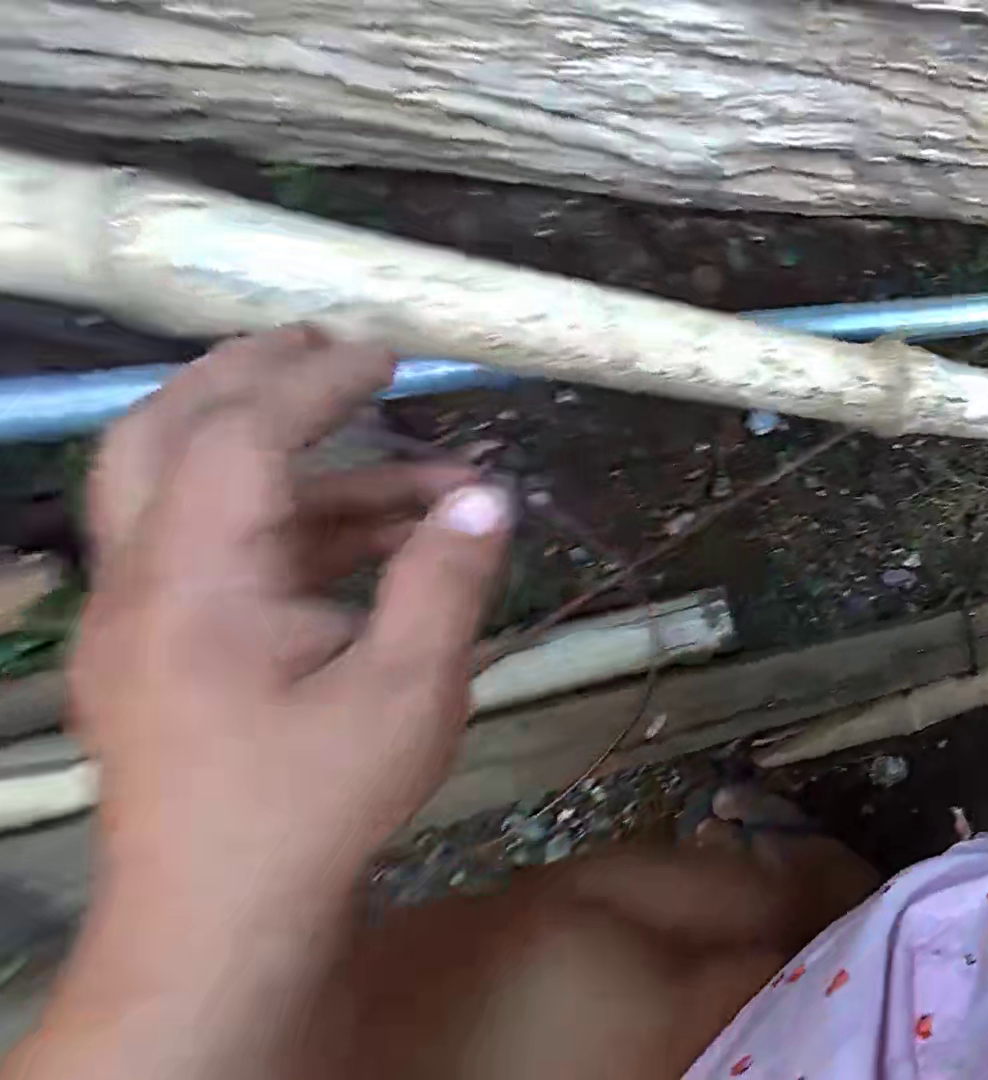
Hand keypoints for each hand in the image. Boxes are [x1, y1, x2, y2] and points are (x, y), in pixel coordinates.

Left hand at [70, 326, 513, 900]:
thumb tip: (489, 498)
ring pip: (217, 499)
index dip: (310, 384)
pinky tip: (406, 537)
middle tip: (332, 344)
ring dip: (325, 471)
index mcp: (194, 587)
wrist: (229, 905)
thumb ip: (446, 581)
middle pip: (167, 442)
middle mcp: (150, 583)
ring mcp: (160, 612)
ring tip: (442, 479)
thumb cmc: (320, 793)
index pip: (236, 443)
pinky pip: (250, 552)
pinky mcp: (187, 640)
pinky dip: (326, 526)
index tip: (383, 352)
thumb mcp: (411, 685)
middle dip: (248, 379)